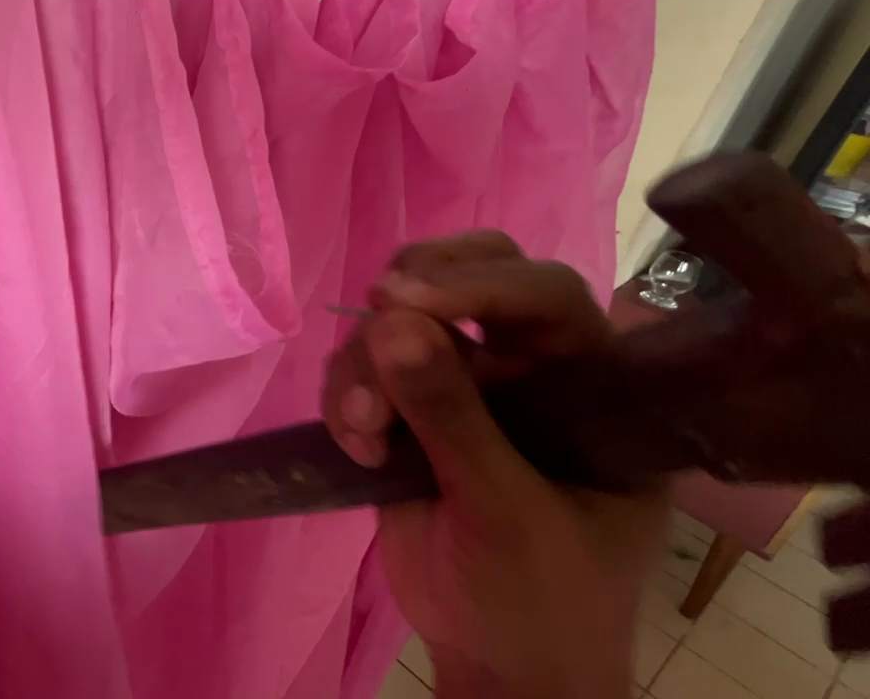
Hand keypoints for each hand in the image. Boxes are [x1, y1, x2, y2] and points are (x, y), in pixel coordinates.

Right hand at [321, 234, 669, 698]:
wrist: (491, 657)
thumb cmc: (538, 597)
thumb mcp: (504, 509)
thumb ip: (451, 416)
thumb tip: (391, 321)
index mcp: (590, 388)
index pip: (545, 296)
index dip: (479, 283)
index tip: (400, 300)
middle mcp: (525, 370)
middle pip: (469, 274)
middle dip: (414, 285)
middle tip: (377, 308)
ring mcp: (460, 385)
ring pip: (392, 323)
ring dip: (363, 370)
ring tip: (363, 436)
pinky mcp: (403, 407)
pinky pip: (356, 366)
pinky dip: (342, 396)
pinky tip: (356, 447)